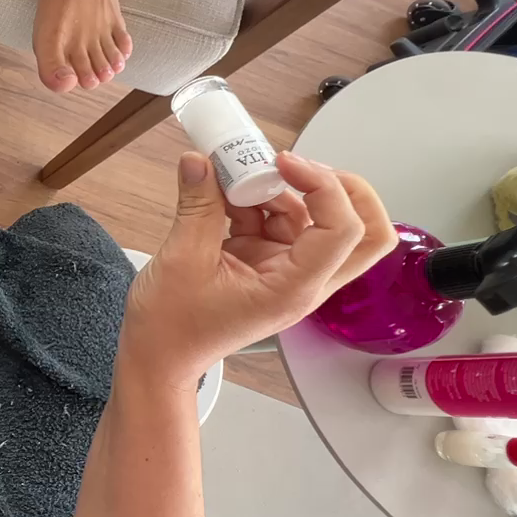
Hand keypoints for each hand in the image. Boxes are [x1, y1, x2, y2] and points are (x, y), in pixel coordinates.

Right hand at [123, 152, 396, 381]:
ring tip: (236, 175)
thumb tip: (198, 161)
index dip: (323, 188)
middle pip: (359, 232)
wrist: (158, 355)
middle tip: (296, 167)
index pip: (342, 232)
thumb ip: (197, 206)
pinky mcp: (261, 265)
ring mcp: (282, 272)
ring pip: (310, 221)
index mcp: (293, 288)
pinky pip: (273, 224)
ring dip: (281, 192)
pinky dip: (254, 203)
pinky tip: (222, 194)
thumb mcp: (181, 259)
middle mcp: (300, 280)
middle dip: (338, 190)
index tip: (282, 162)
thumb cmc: (172, 325)